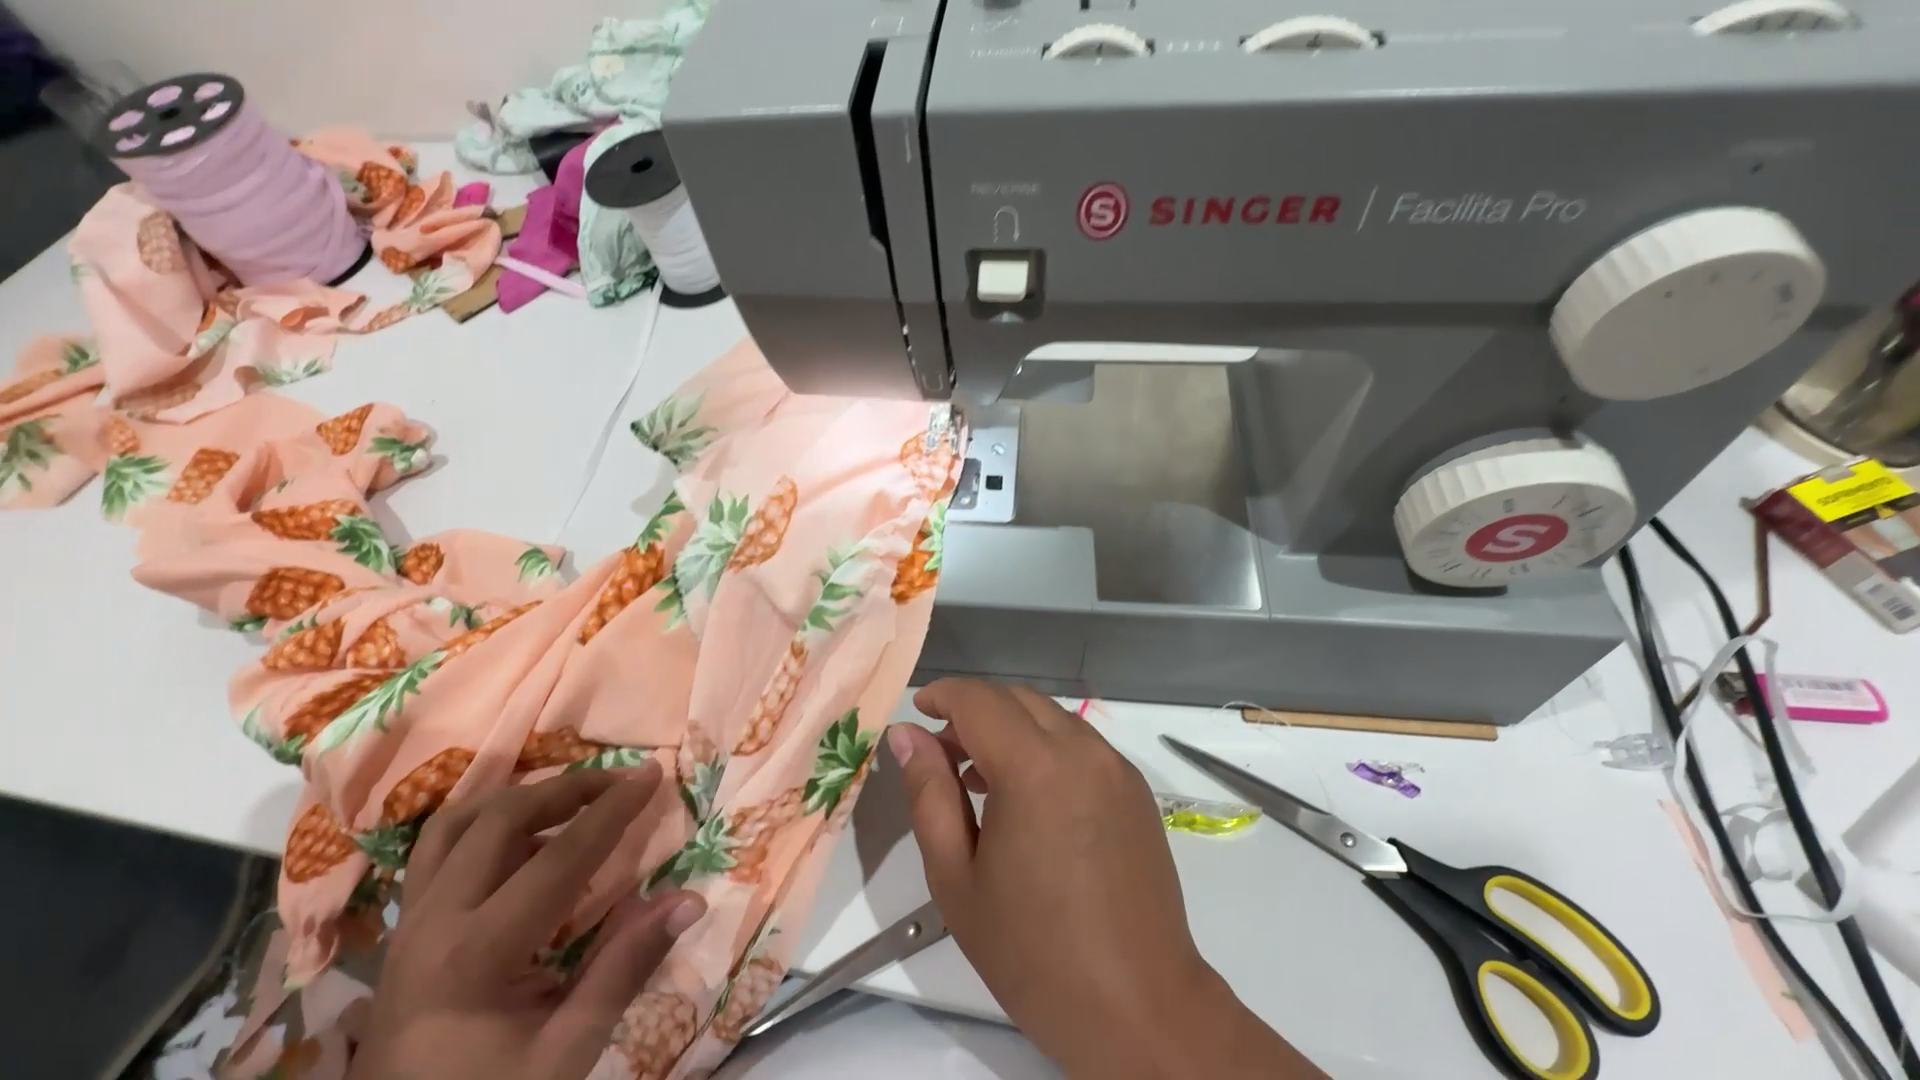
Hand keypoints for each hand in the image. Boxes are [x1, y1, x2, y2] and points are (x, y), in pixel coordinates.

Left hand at [348, 766, 706, 1079]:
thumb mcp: (567, 1049)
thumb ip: (625, 967)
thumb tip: (690, 900)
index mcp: (477, 954)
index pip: (559, 858)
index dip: (611, 811)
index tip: (652, 774)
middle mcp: (434, 922)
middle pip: (498, 820)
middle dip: (566, 790)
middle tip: (617, 783)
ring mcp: (409, 924)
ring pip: (453, 825)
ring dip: (515, 800)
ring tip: (567, 803)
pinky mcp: (403, 933)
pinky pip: (435, 854)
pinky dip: (481, 827)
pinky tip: (519, 844)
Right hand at [889, 680, 1326, 1079]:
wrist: (1135, 1004)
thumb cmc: (1031, 950)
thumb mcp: (956, 875)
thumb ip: (929, 793)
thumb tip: (906, 735)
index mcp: (1035, 768)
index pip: (980, 700)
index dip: (943, 695)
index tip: (919, 711)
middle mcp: (1084, 752)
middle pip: (1019, 700)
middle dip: (976, 710)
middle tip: (942, 752)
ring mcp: (1119, 770)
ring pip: (1055, 719)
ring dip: (1013, 728)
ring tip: (980, 778)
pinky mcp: (1138, 794)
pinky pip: (1084, 747)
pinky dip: (1048, 750)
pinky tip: (1029, 799)